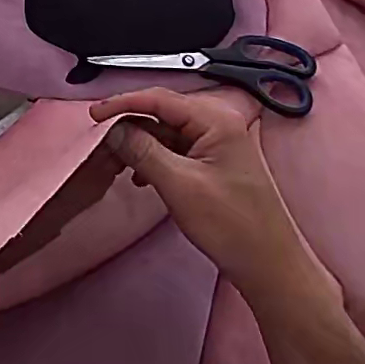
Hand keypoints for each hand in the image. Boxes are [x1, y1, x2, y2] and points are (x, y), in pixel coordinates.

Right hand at [89, 88, 320, 295]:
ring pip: (168, 132)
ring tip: (116, 161)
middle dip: (131, 125)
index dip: (124, 103)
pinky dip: (155, 159)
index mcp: (215, 118)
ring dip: (141, 144)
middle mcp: (218, 122)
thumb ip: (144, 152)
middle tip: (101, 141)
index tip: (95, 114)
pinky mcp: (214, 161)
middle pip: (163, 113)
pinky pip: (177, 149)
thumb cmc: (231, 225)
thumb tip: (115, 131)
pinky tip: (141, 177)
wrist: (269, 264)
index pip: (160, 99)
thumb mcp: (180, 186)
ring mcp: (217, 141)